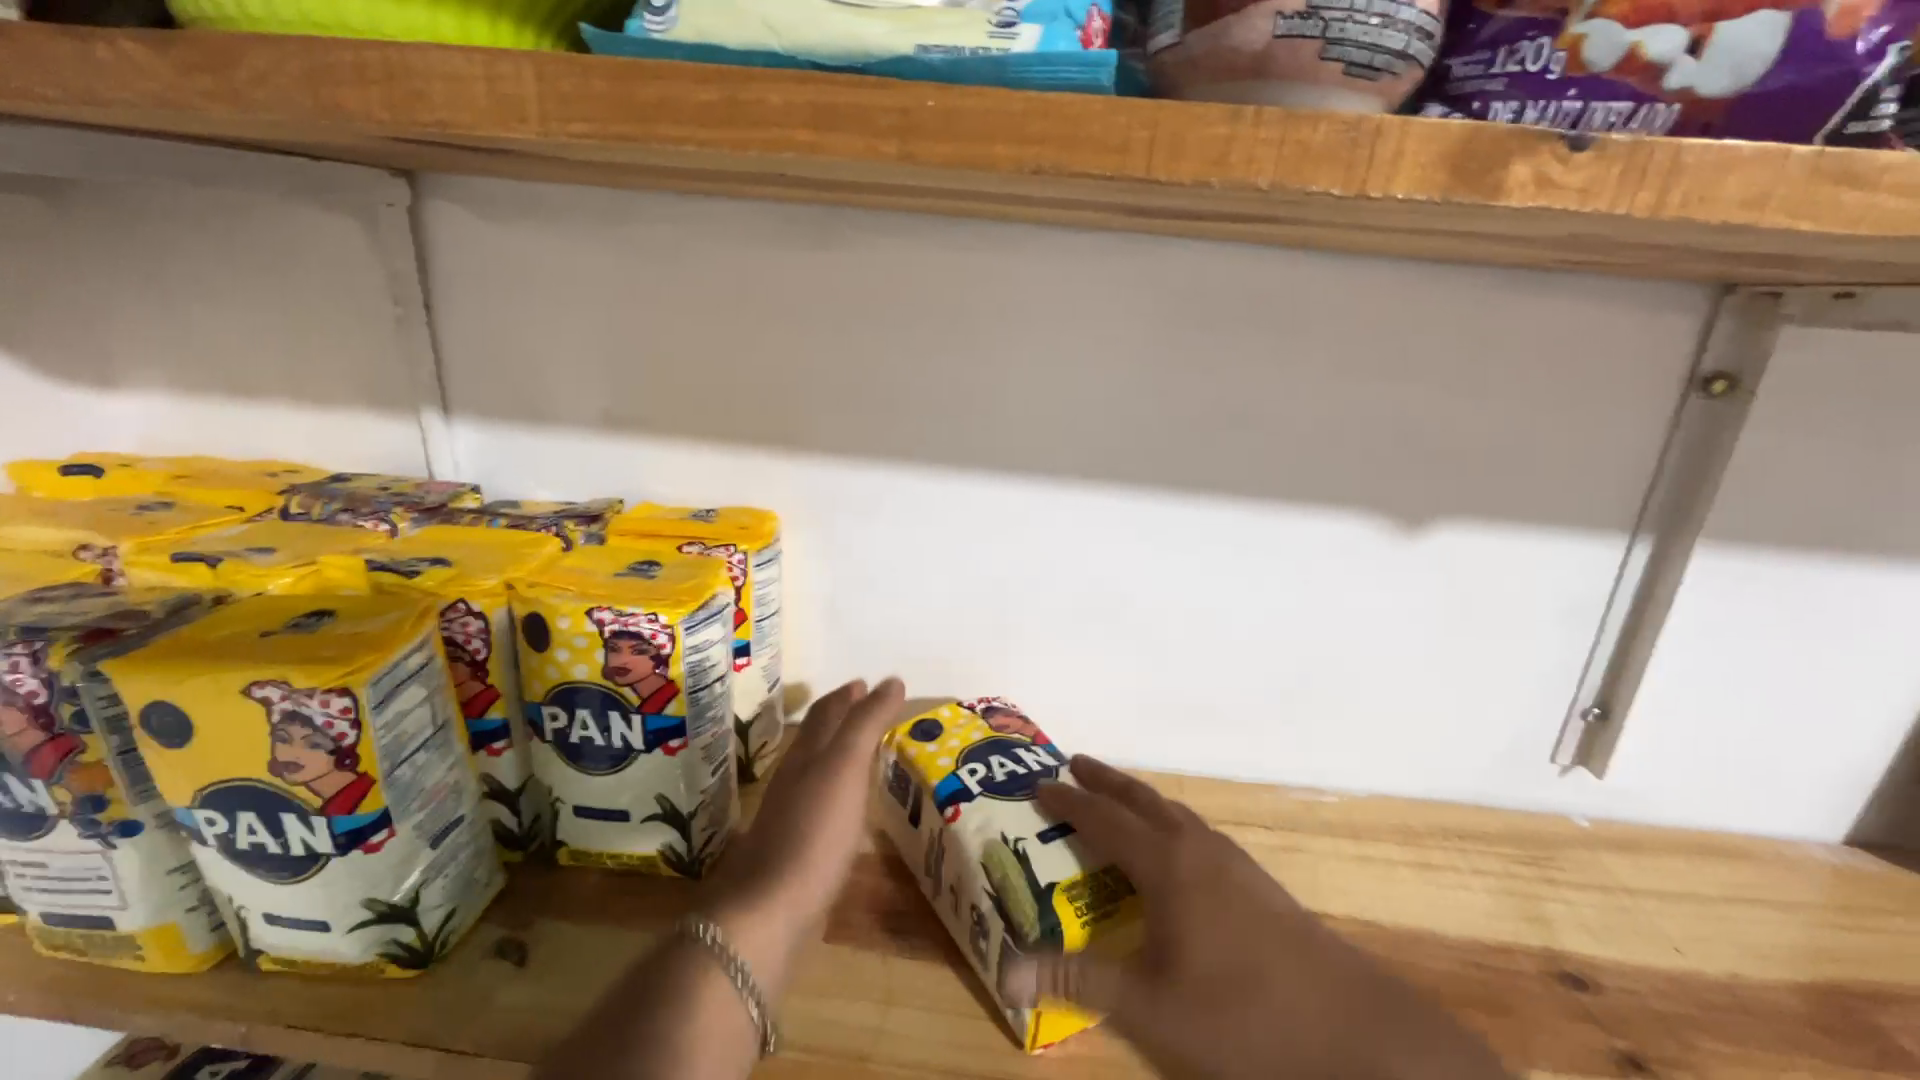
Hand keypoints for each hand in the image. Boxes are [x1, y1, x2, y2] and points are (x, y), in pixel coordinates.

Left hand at [704, 678, 906, 937]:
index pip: (827, 712)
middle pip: (817, 738)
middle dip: (842, 719)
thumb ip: (866, 724)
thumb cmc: (814, 831)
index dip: (848, 695)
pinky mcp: (796, 849)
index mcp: (807, 754)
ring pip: (817, 771)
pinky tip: (850, 807)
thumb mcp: (845, 767)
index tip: (869, 683)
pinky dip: (839, 792)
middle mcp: (795, 778)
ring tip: (867, 752)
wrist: (771, 908)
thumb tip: (890, 680)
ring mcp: (792, 815)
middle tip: (870, 708)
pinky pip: (822, 806)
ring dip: (840, 754)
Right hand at [1010, 756, 1511, 1079]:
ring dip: (1142, 803)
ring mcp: (1237, 867)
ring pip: (1178, 816)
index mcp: (1168, 865)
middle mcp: (1201, 851)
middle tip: (1075, 764)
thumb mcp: (1148, 1007)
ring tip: (1120, 804)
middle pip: (1144, 801)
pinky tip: (1178, 859)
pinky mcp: (1261, 889)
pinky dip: (1172, 828)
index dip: (1068, 802)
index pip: (1105, 820)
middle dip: (1107, 782)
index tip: (1037, 786)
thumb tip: (1007, 973)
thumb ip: (1077, 982)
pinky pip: (1201, 837)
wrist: (1355, 1032)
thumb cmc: (1241, 1016)